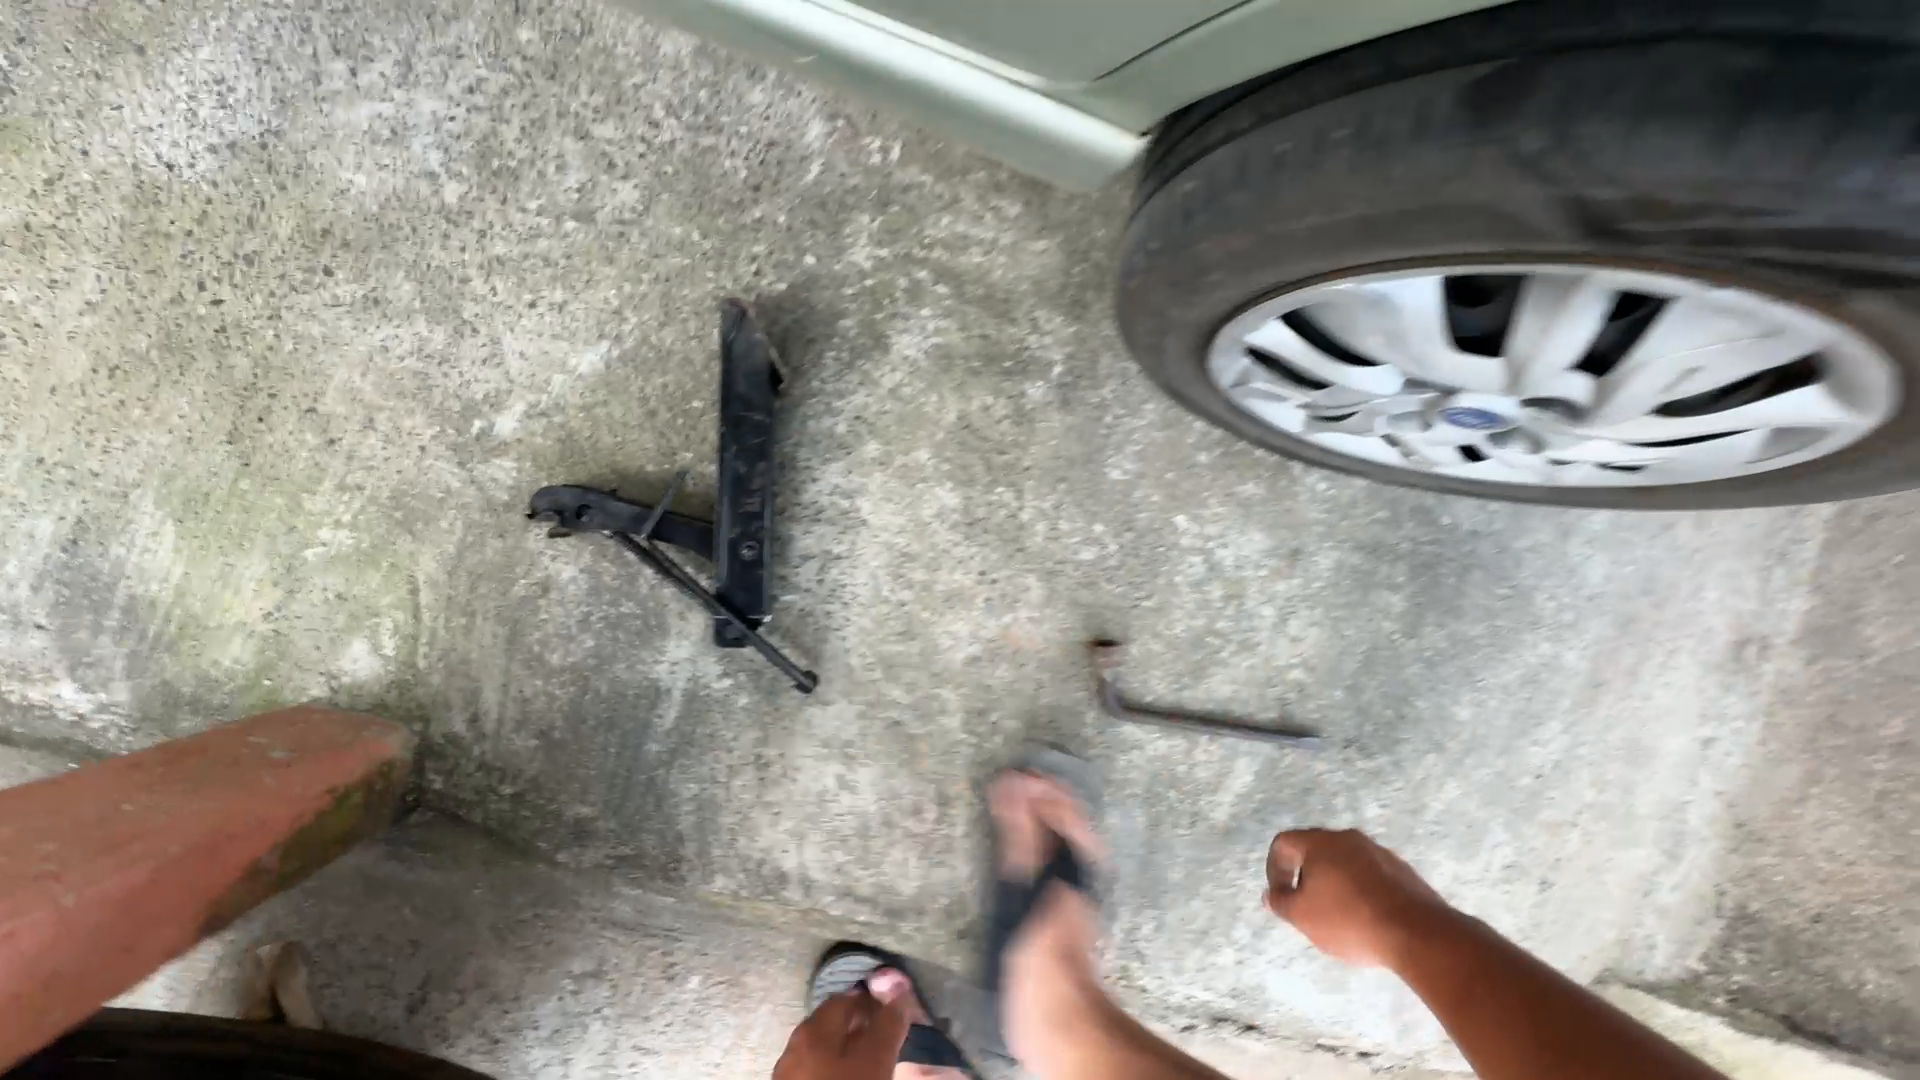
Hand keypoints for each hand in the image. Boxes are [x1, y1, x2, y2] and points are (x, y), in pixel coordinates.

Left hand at [772, 971, 910, 1079]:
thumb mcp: (876, 1058)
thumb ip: (888, 1021)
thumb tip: (898, 983)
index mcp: (813, 1029)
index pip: (847, 998)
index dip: (873, 1003)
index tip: (894, 1017)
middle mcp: (794, 1045)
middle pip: (831, 1024)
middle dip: (859, 1027)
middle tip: (885, 1042)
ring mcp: (788, 1075)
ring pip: (822, 1051)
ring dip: (846, 1051)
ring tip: (869, 1065)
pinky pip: (815, 1072)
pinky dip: (832, 1071)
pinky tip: (848, 1078)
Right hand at [1264, 828, 1454, 968]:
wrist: (1419, 935)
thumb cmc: (1349, 920)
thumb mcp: (1302, 916)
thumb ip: (1280, 902)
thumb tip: (1271, 893)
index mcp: (1320, 842)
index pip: (1284, 842)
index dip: (1274, 868)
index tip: (1281, 896)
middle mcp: (1349, 839)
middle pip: (1316, 851)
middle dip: (1307, 877)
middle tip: (1308, 906)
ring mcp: (1381, 854)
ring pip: (1346, 864)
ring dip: (1336, 885)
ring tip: (1340, 916)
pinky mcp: (1405, 873)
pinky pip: (1372, 877)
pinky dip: (1362, 892)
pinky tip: (1368, 919)